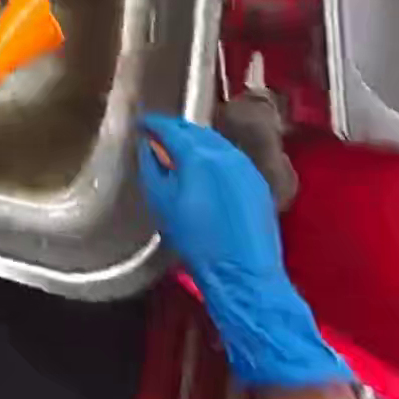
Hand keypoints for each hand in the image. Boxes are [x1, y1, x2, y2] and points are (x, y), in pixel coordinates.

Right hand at [137, 114, 350, 388]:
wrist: (244, 274)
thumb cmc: (196, 240)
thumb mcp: (162, 203)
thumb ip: (151, 167)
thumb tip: (147, 146)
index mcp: (198, 155)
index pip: (171, 128)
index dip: (153, 123)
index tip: (141, 124)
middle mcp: (224, 152)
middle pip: (194, 130)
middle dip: (174, 130)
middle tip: (157, 135)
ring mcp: (245, 165)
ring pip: (214, 141)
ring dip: (195, 141)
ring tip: (179, 151)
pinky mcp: (257, 180)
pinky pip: (230, 157)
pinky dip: (213, 155)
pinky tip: (205, 169)